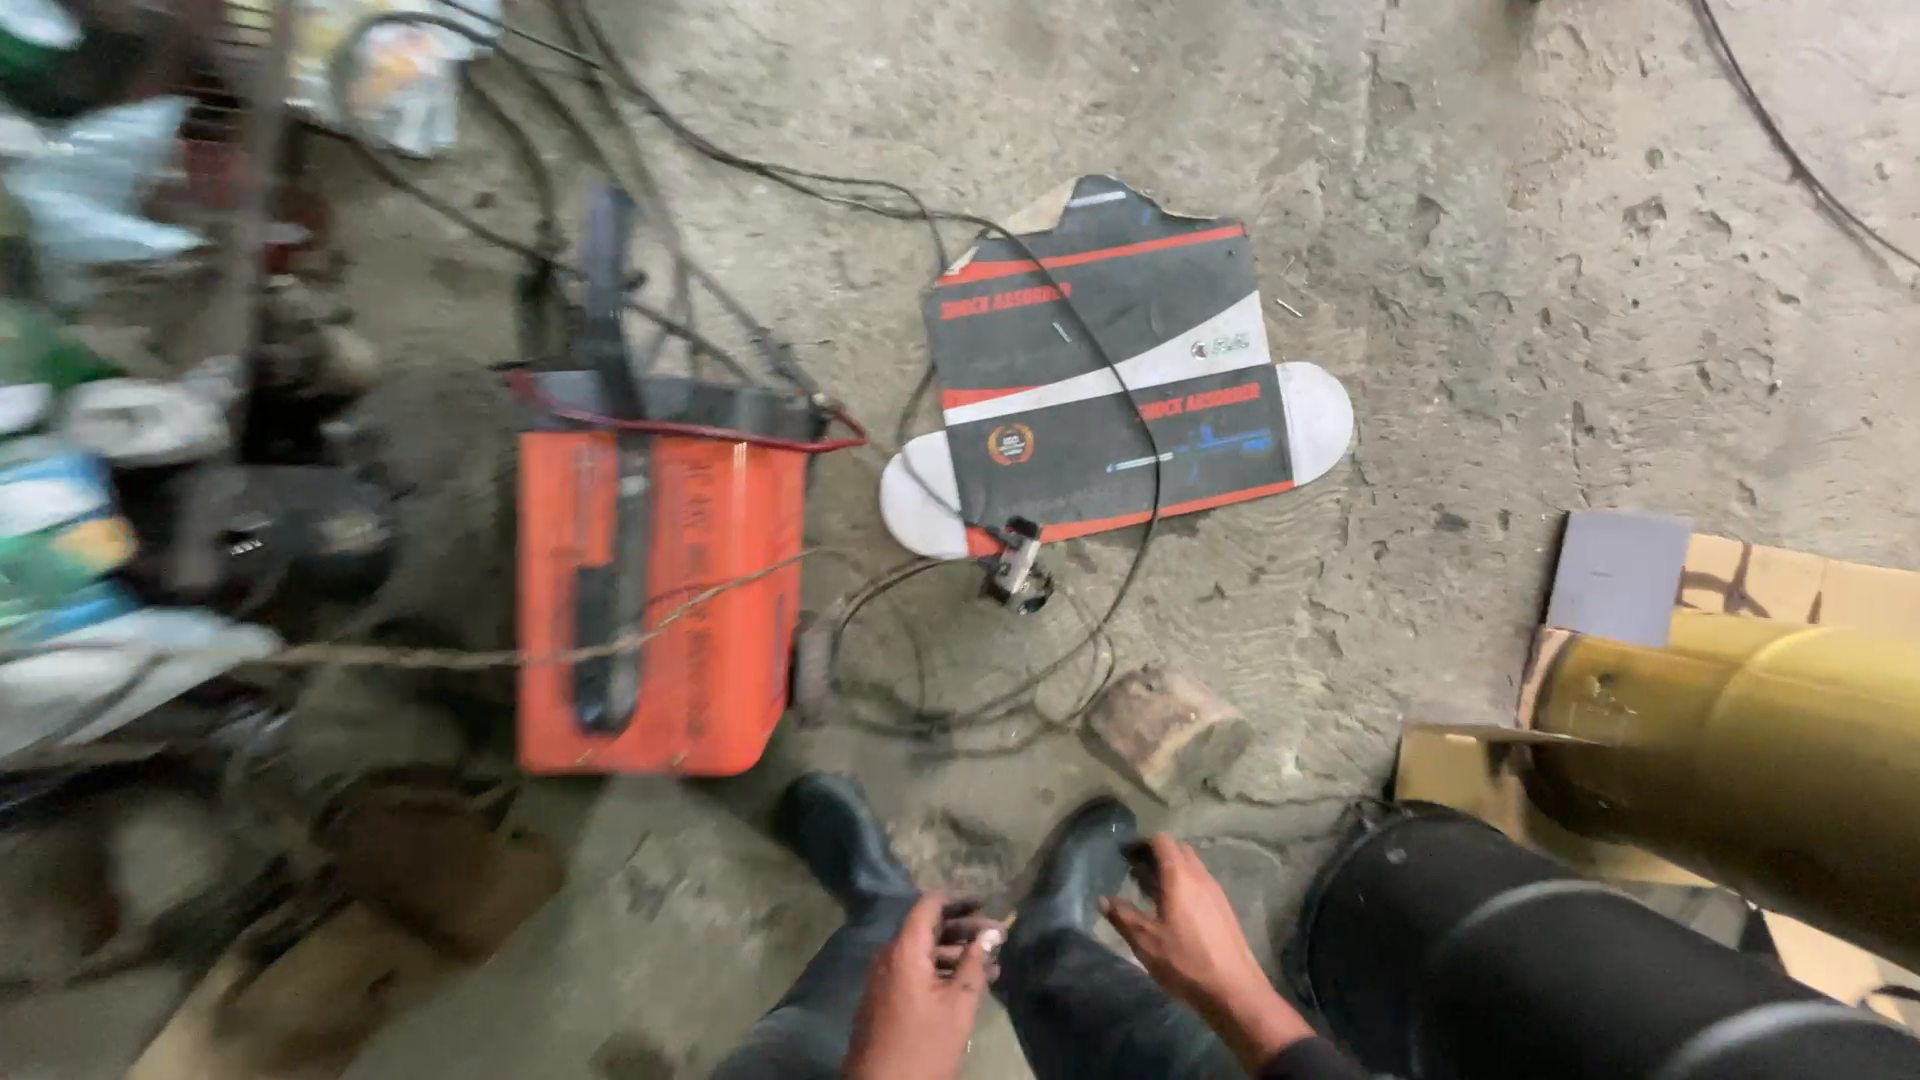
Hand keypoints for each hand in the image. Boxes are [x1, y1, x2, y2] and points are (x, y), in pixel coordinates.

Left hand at [845, 894, 1004, 1079]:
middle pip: (929, 927)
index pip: (930, 904)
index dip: (958, 900)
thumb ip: (974, 964)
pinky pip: (915, 971)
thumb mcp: (957, 1005)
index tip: (985, 902)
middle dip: (964, 930)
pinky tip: (968, 984)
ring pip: (924, 952)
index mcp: (905, 949)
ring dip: (956, 954)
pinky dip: (940, 970)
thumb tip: (990, 934)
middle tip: (998, 936)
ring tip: (992, 965)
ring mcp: (885, 978)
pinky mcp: (885, 998)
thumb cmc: (923, 1046)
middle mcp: (890, 955)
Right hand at [1102, 833, 1312, 1072]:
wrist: (1235, 992)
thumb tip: (1102, 899)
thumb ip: (1122, 916)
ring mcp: (1216, 892)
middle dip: (1156, 854)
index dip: (1141, 843)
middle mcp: (1200, 876)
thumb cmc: (1186, 961)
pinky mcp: (1225, 909)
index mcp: (1179, 876)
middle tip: (1136, 872)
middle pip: (1177, 849)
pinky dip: (1184, 885)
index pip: (1161, 841)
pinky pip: (1201, 883)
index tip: (1124, 856)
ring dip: (1171, 870)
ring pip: (1191, 866)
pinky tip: (1174, 911)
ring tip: (1152, 892)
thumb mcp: (1145, 941)